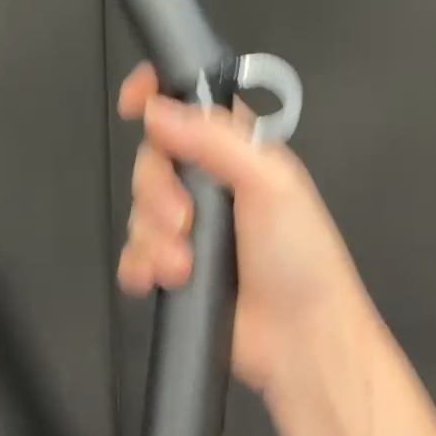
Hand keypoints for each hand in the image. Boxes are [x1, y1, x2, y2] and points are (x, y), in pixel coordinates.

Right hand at [115, 62, 368, 392]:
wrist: (300, 343)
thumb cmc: (302, 261)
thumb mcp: (270, 183)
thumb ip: (213, 139)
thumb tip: (158, 110)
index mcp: (232, 148)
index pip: (185, 101)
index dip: (154, 92)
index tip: (134, 103)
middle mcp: (206, 180)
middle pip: (150, 159)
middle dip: (156, 192)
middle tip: (184, 218)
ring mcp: (188, 221)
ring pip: (138, 206)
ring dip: (154, 237)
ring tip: (184, 262)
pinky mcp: (171, 259)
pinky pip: (132, 248)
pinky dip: (140, 263)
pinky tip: (161, 276)